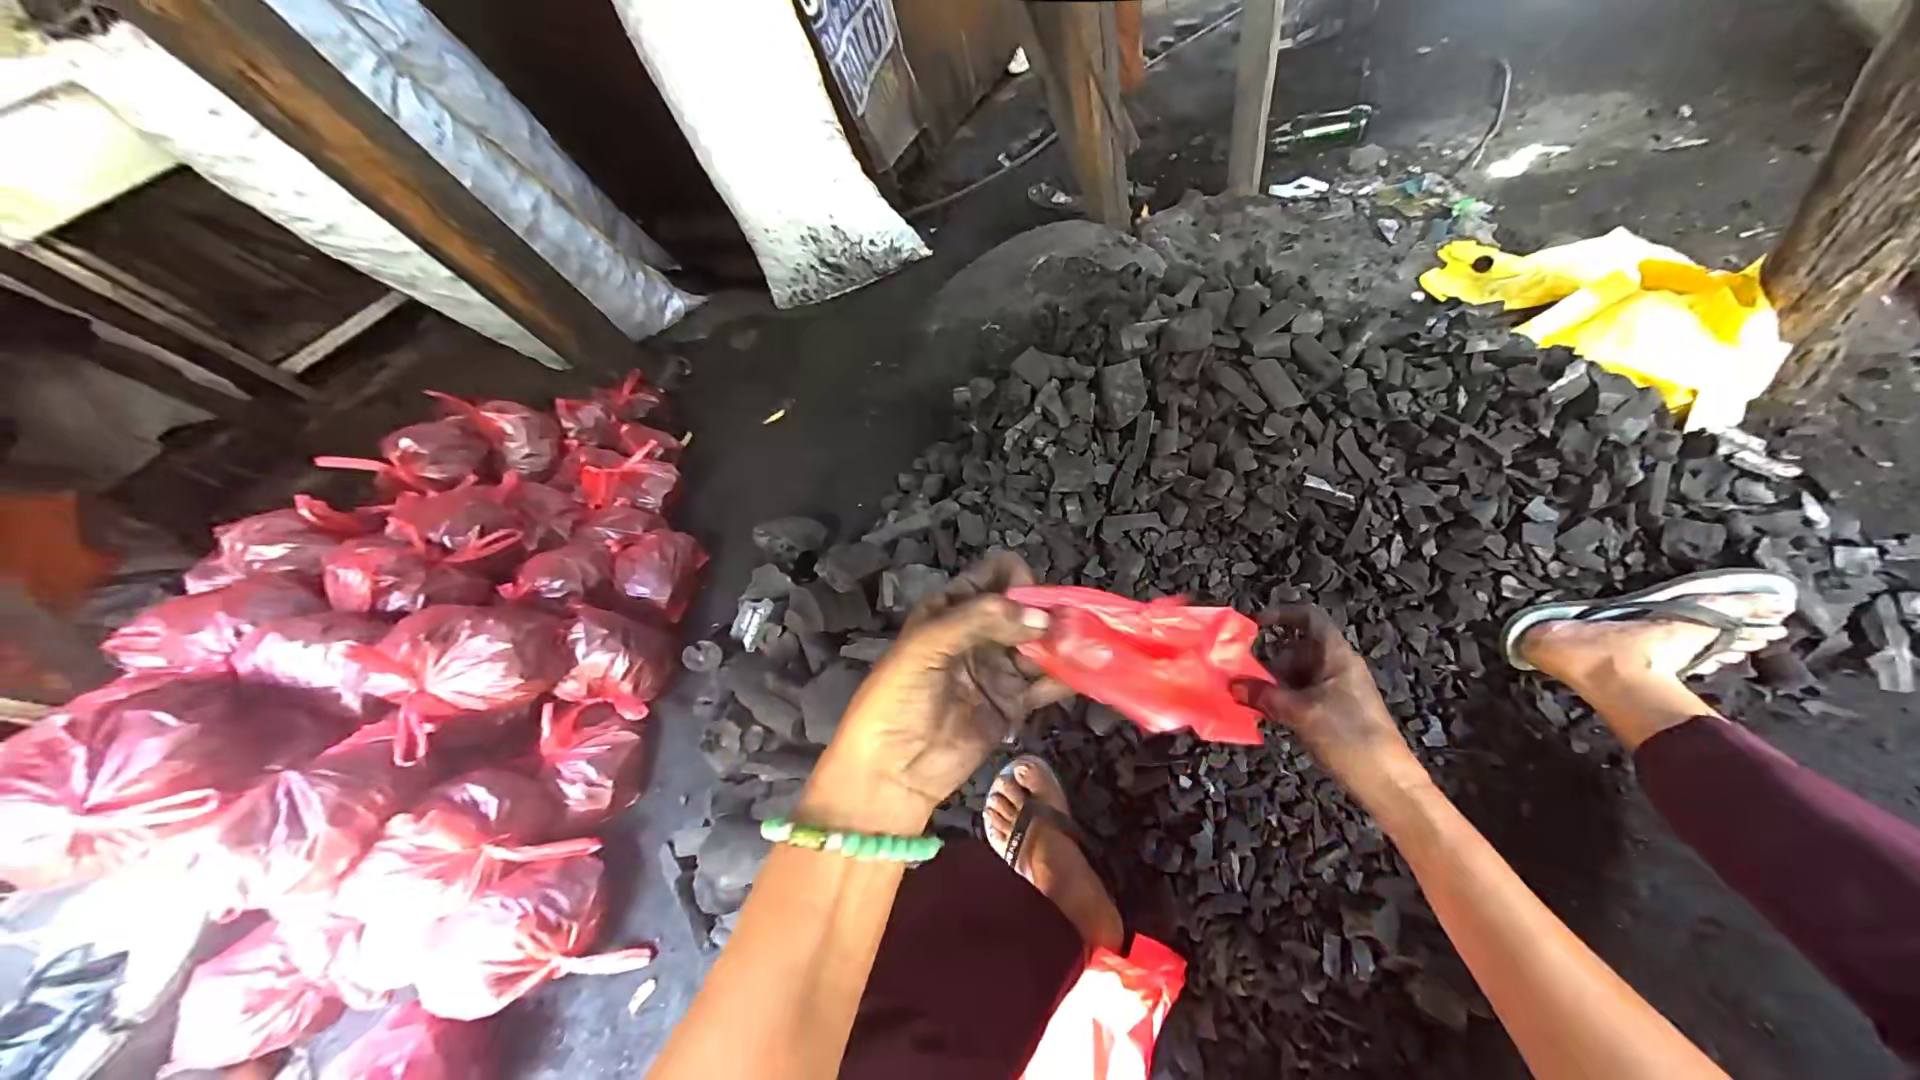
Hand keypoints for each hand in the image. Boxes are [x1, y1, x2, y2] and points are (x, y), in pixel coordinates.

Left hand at [800, 554, 1069, 831]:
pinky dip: (1066, 678)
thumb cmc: (896, 698)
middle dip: (1049, 614)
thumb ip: (980, 620)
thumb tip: (1040, 617)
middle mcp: (978, 633)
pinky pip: (1045, 684)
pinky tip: (1084, 673)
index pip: (996, 576)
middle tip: (1071, 627)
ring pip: (1040, 645)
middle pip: (1025, 610)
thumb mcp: (926, 645)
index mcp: (951, 609)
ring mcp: (996, 669)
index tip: (1034, 602)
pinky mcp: (1011, 704)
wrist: (889, 770)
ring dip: (1063, 644)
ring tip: (1087, 649)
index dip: (1019, 581)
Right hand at [1236, 604, 1431, 810]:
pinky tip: (1265, 714)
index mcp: (1336, 656)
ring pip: (1296, 674)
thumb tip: (1233, 685)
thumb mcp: (1299, 713)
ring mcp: (1336, 689)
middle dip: (1267, 660)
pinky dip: (1282, 699)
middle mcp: (1336, 667)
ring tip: (1249, 698)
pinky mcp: (1334, 710)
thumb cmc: (1348, 737)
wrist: (1387, 782)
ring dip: (1271, 683)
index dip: (1282, 614)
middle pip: (1296, 649)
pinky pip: (1301, 694)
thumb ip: (1263, 695)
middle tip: (1241, 675)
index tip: (1255, 625)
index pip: (1309, 618)